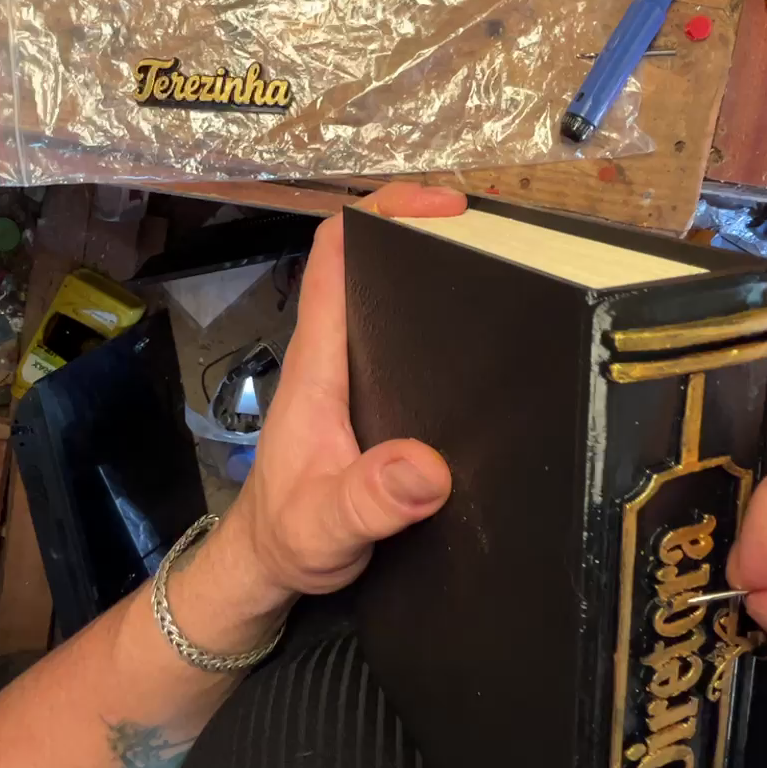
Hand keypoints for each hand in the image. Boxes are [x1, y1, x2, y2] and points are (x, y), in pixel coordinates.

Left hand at [204, 183, 463, 607]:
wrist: (271, 559)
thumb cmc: (288, 534)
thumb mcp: (327, 524)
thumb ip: (370, 499)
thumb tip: (428, 467)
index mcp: (318, 361)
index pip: (334, 256)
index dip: (381, 213)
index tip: (443, 208)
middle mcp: (331, 353)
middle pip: (364, 263)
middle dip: (418, 230)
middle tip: (488, 230)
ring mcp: (347, 374)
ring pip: (382, 299)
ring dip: (428, 273)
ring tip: (495, 270)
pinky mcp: (364, 397)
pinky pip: (399, 341)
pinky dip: (433, 322)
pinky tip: (475, 340)